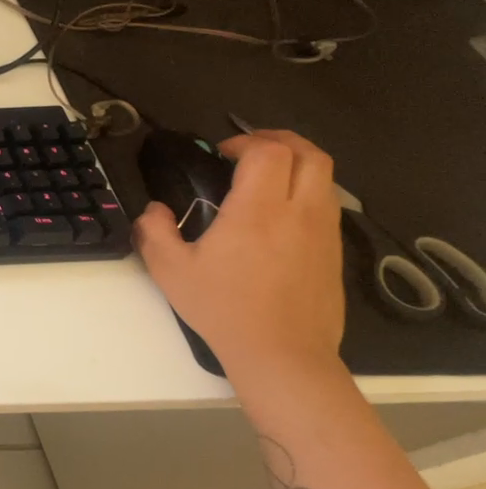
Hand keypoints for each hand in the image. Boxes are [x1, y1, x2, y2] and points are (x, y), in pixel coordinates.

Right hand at [133, 130, 345, 373]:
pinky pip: (326, 201)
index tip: (221, 153)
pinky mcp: (333, 247)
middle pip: (310, 153)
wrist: (281, 348)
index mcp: (257, 212)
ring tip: (263, 176)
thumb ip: (154, 232)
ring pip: (325, 175)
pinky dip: (305, 189)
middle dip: (280, 140)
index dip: (246, 141)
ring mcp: (323, 229)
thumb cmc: (222, 307)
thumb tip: (155, 209)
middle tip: (248, 150)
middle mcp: (299, 212)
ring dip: (296, 163)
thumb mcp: (170, 270)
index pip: (268, 153)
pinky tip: (276, 211)